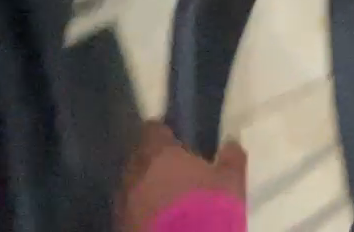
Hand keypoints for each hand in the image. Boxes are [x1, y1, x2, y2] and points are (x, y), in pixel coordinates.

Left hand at [118, 122, 247, 231]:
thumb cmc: (210, 208)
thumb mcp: (232, 179)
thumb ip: (231, 156)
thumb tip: (230, 143)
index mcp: (161, 155)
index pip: (151, 131)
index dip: (161, 131)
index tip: (172, 134)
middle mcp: (136, 177)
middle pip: (137, 160)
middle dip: (151, 161)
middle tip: (170, 165)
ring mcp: (124, 207)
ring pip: (132, 187)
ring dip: (144, 187)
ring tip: (165, 194)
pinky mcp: (121, 229)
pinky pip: (130, 211)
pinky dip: (141, 209)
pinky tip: (159, 215)